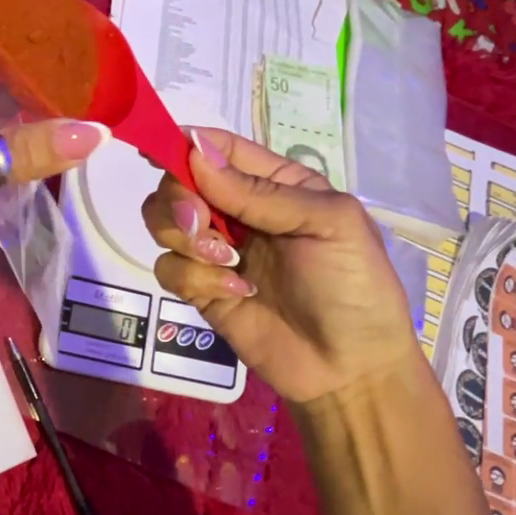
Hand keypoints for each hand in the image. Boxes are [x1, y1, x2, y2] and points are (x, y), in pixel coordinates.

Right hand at [141, 127, 417, 402]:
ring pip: (162, 220)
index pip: (216, 147)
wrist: (351, 369)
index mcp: (273, 183)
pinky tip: (236, 294)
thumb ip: (258, 190)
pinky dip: (194, 278)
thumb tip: (193, 150)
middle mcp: (237, 209)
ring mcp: (215, 249)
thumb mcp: (327, 224)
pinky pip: (168, 267)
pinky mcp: (199, 287)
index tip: (161, 155)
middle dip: (179, 199)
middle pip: (177, 180)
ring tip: (227, 264)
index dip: (185, 145)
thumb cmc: (354, 286)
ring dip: (185, 239)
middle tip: (200, 225)